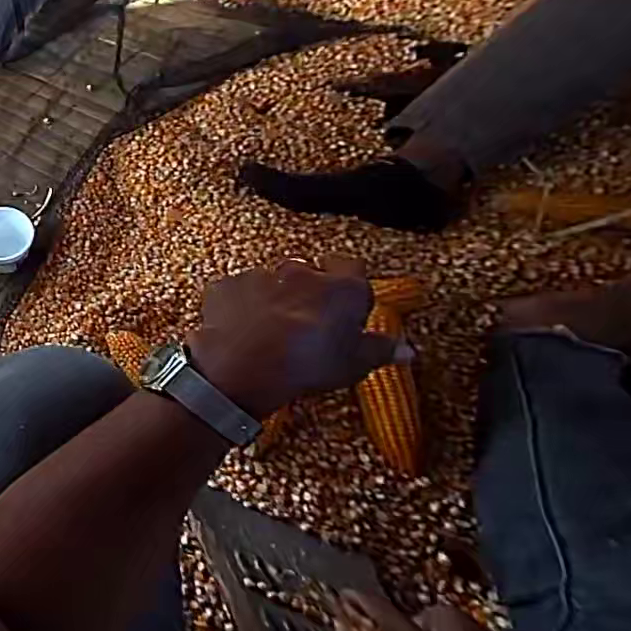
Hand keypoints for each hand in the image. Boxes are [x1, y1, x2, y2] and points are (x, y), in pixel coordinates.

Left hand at [187, 256, 397, 416]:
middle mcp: (301, 273)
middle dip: (304, 287)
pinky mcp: (225, 285)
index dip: (346, 277)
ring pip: (267, 280)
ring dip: (268, 295)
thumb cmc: (306, 364)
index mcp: (342, 288)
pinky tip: (237, 326)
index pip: (351, 266)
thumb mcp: (353, 364)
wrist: (244, 365)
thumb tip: (404, 349)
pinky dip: (237, 303)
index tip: (341, 293)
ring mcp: (259, 276)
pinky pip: (234, 290)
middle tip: (303, 316)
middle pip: (305, 270)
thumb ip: (379, 349)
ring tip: (265, 326)